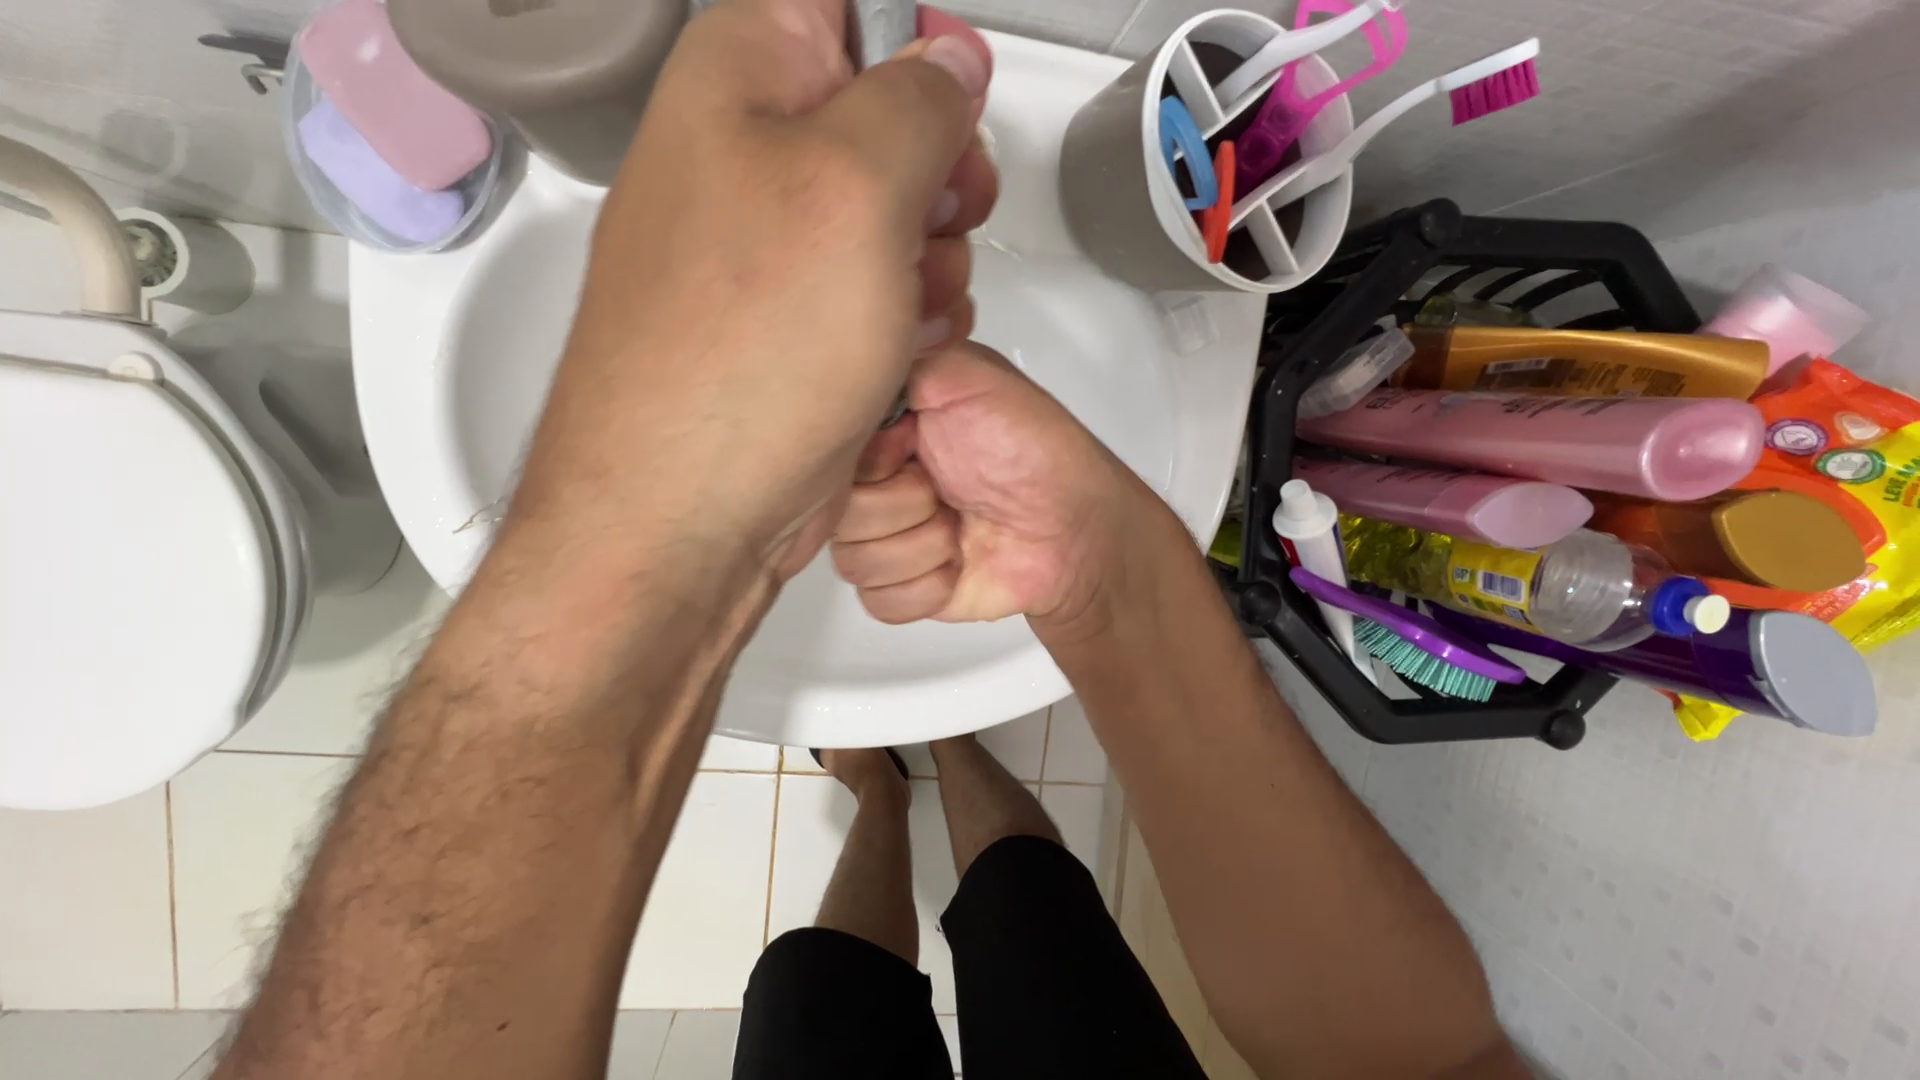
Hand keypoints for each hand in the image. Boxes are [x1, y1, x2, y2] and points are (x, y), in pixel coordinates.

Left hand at [503, 0, 999, 590]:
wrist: (691, 509)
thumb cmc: (743, 359)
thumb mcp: (858, 186)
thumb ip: (917, 101)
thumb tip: (948, 59)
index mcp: (740, 77)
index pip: (847, 3)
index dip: (915, 47)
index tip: (944, 113)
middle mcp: (745, 155)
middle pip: (886, 116)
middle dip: (936, 175)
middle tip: (933, 220)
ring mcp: (771, 249)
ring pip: (894, 215)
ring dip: (929, 260)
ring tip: (903, 310)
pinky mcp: (793, 323)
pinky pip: (877, 289)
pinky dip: (904, 317)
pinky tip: (892, 355)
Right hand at [830, 342, 1166, 627]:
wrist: (1074, 527)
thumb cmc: (1034, 449)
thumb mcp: (971, 376)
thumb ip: (904, 361)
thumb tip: (853, 374)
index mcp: (883, 434)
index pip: (828, 454)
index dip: (873, 460)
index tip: (914, 446)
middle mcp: (877, 486)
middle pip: (836, 514)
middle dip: (904, 505)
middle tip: (948, 491)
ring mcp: (888, 539)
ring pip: (854, 561)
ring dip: (922, 546)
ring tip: (961, 528)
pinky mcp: (903, 589)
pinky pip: (879, 601)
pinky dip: (928, 586)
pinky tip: (959, 564)